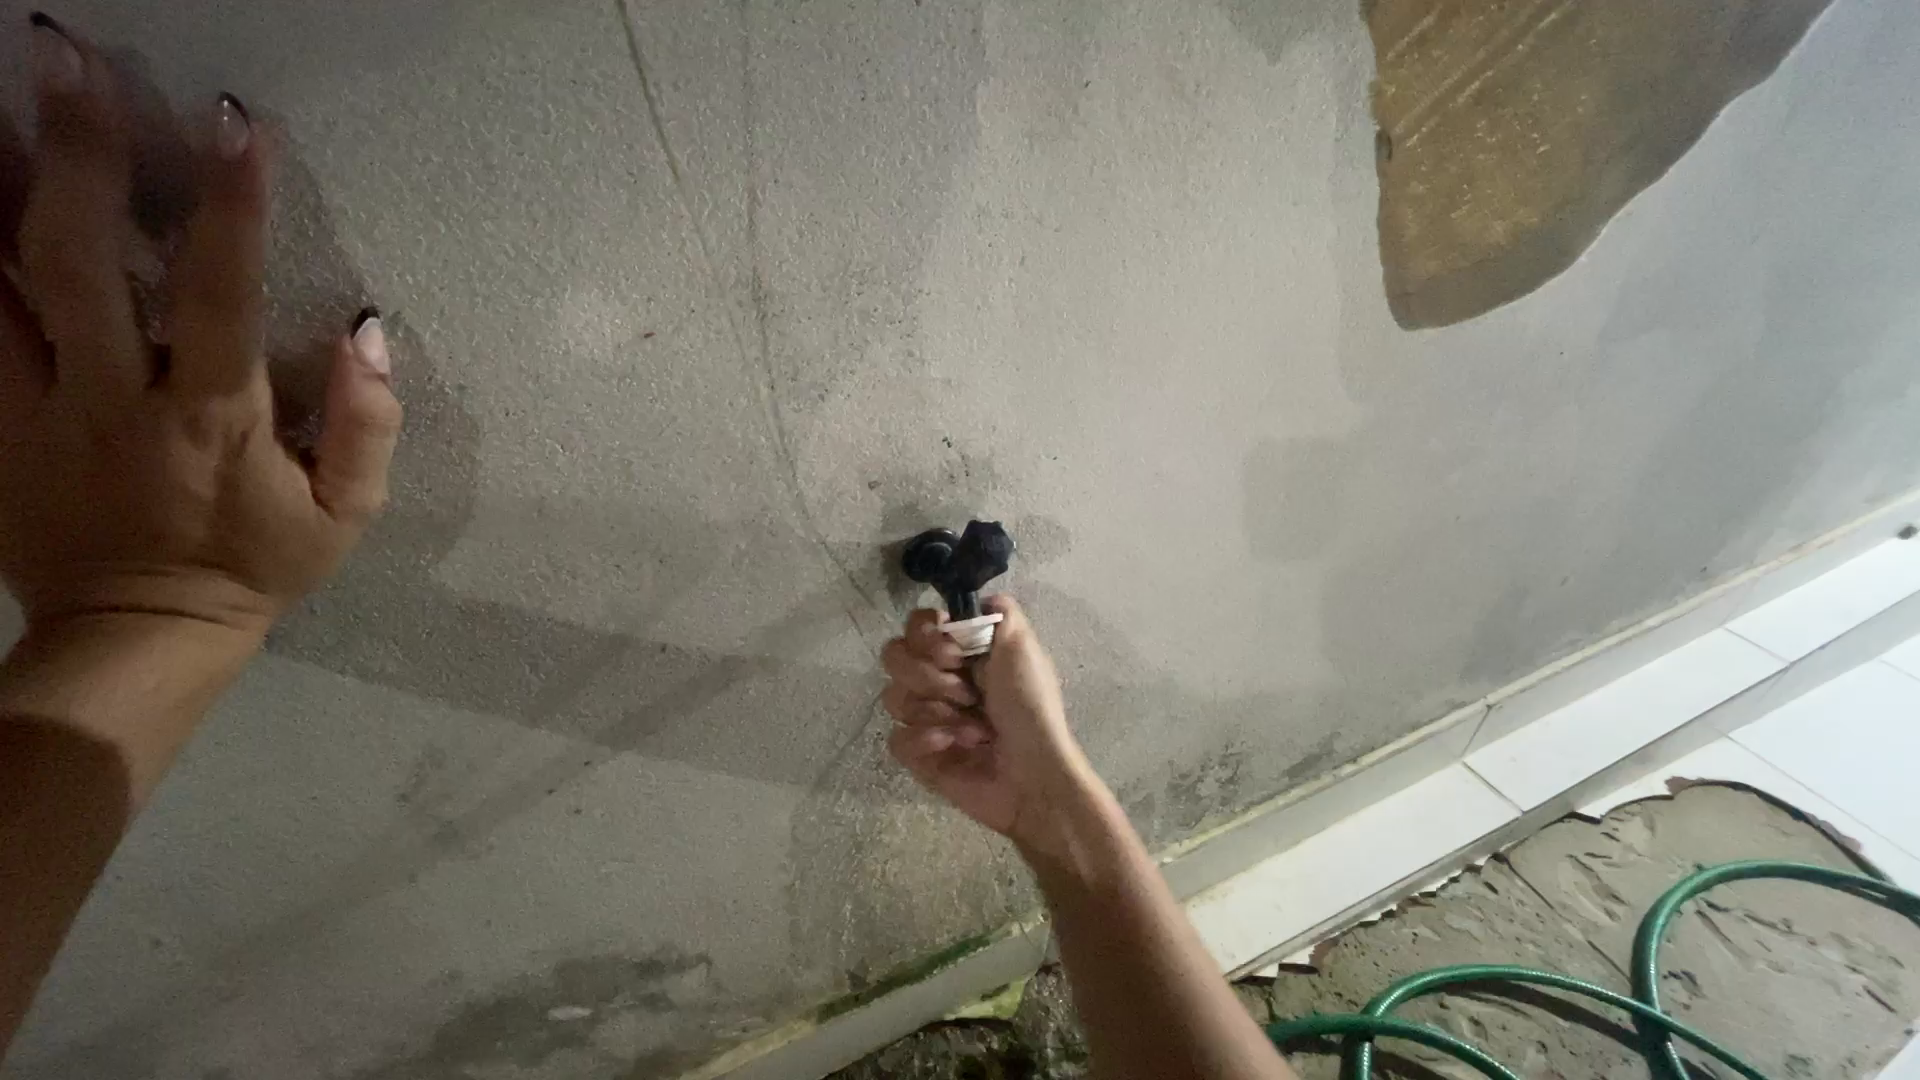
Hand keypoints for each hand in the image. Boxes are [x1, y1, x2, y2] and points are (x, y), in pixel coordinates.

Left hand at [0, 17, 400, 645]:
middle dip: (73, 148)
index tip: (235, 124)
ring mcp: (33, 401)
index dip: (228, 204)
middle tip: (69, 54)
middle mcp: (113, 393)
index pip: (217, 290)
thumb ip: (367, 424)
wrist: (144, 624)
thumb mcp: (350, 510)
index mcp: (214, 416)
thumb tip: (368, 333)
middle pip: (75, 255)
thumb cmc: (266, 561)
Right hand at [881, 595, 1095, 846]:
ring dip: (938, 712)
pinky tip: (955, 747)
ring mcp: (925, 717)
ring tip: (973, 728)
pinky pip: (897, 738)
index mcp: (960, 652)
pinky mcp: (919, 754)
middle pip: (893, 656)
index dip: (927, 637)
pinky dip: (927, 741)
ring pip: (893, 697)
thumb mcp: (1023, 648)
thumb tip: (976, 598)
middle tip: (968, 694)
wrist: (1033, 773)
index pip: (914, 627)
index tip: (955, 654)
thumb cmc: (1030, 708)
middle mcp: (938, 679)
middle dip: (930, 676)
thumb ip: (1000, 612)